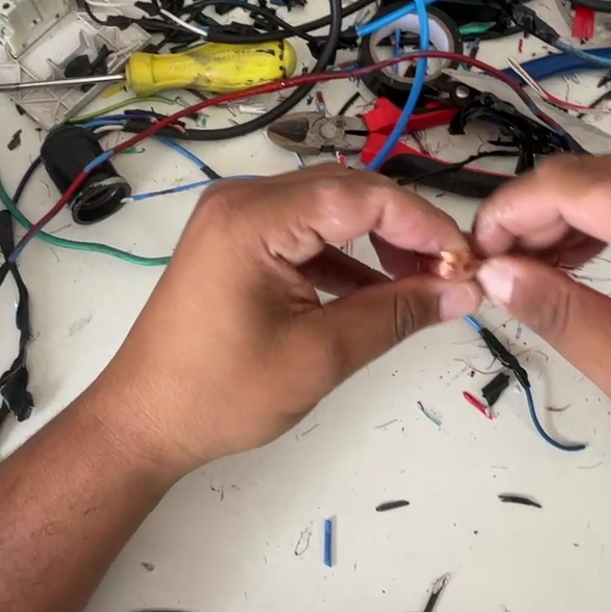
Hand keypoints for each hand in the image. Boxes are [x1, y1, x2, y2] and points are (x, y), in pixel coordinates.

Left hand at [82, 165, 482, 474]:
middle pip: (345, 192)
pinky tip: (373, 289)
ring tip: (418, 284)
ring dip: (375, 242)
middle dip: (403, 229)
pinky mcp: (233, 242)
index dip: (422, 223)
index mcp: (252, 219)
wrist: (144, 419)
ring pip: (326, 209)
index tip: (466, 261)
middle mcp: (239, 202)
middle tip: (448, 274)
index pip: (360, 196)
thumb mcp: (318, 357)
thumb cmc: (220, 394)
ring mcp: (232, 219)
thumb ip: (395, 316)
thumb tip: (462, 291)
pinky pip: (301, 232)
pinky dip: (341, 256)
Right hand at [470, 148, 610, 471]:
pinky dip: (608, 214)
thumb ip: (567, 321)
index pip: (575, 186)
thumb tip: (495, 273)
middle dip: (532, 218)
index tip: (475, 255)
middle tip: (504, 275)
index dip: (509, 213)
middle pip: (592, 173)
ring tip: (539, 272)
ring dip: (566, 216)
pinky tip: (588, 254)